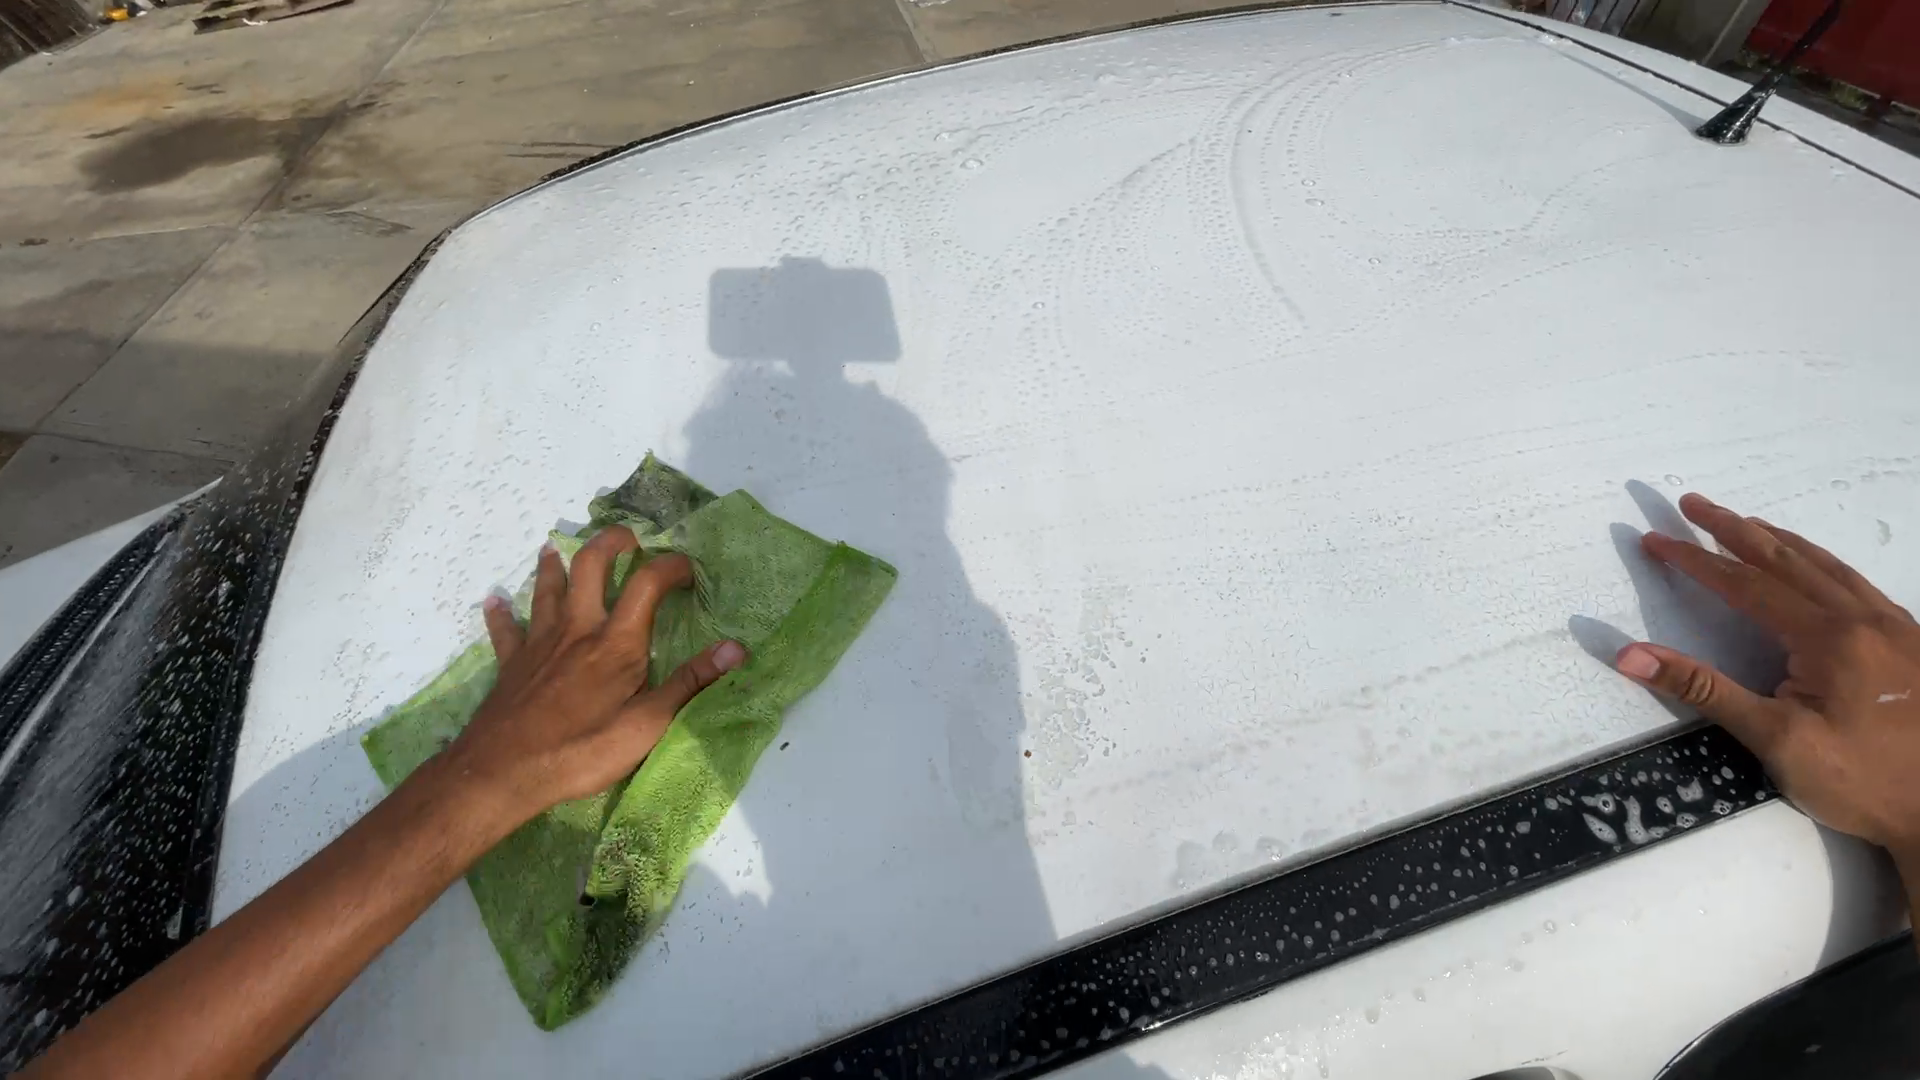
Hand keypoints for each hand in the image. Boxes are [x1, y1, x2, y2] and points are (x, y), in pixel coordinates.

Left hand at [455, 527, 745, 822]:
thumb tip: (736, 648)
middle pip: (589, 567)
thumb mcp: (649, 724)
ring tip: (555, 547)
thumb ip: (691, 682)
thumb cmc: (582, 750)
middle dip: (609, 543)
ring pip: (546, 590)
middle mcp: (578, 630)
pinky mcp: (512, 665)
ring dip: (553, 565)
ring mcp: (540, 644)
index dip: (671, 566)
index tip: (690, 569)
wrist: (500, 776)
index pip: (647, 583)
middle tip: (627, 537)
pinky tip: (495, 600)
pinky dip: (502, 612)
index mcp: (617, 642)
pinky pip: (505, 630)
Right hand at [1614, 493, 1919, 867]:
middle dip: (1736, 530)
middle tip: (1694, 502)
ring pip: (1832, 569)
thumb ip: (1700, 688)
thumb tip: (1626, 654)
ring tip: (1746, 522)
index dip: (1695, 560)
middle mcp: (1870, 623)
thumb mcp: (1773, 739)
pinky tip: (1814, 567)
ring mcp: (1902, 633)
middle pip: (1790, 562)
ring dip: (1781, 541)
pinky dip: (1821, 564)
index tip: (1654, 540)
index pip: (1745, 585)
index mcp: (1831, 639)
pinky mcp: (1916, 648)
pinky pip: (1859, 586)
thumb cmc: (1862, 781)